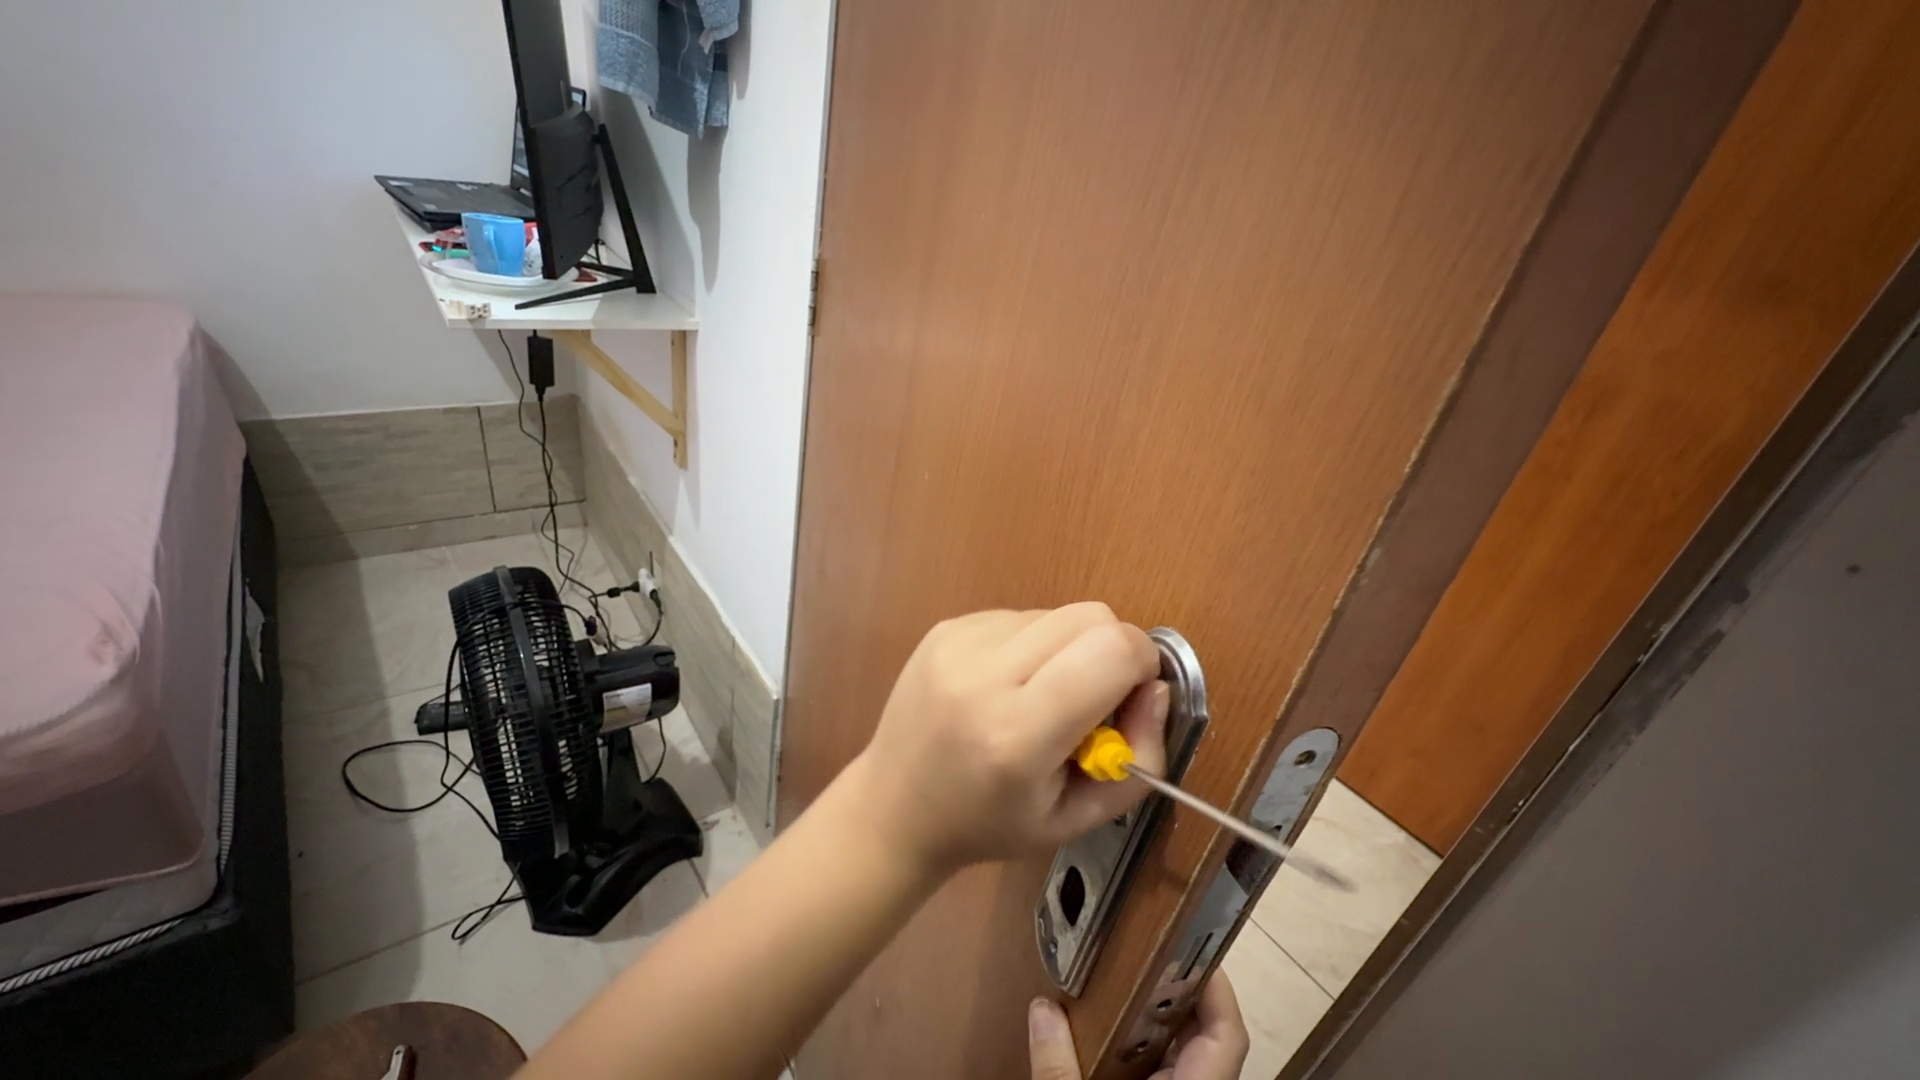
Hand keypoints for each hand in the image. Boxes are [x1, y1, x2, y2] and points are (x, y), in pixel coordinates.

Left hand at [845, 603, 1167, 870]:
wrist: (893, 807)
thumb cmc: (989, 824)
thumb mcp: (1077, 818)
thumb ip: (1139, 759)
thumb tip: (1154, 687)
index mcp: (1016, 734)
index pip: (1113, 651)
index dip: (1142, 666)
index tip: (1132, 700)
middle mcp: (982, 674)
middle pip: (1092, 616)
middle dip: (1113, 651)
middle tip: (1093, 700)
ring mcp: (958, 642)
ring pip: (1057, 612)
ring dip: (1069, 648)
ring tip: (1039, 698)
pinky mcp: (945, 627)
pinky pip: (1021, 616)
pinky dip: (1032, 645)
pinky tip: (1007, 685)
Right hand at [1028, 973, 1249, 1079]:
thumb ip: (1059, 1073)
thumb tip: (1042, 1007)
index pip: (1228, 1038)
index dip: (1218, 989)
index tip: (1189, 945)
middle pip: (1207, 1043)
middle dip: (1178, 997)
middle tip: (1138, 953)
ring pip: (1186, 1065)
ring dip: (1159, 1026)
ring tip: (1120, 984)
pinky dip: (1143, 1057)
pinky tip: (1107, 1042)